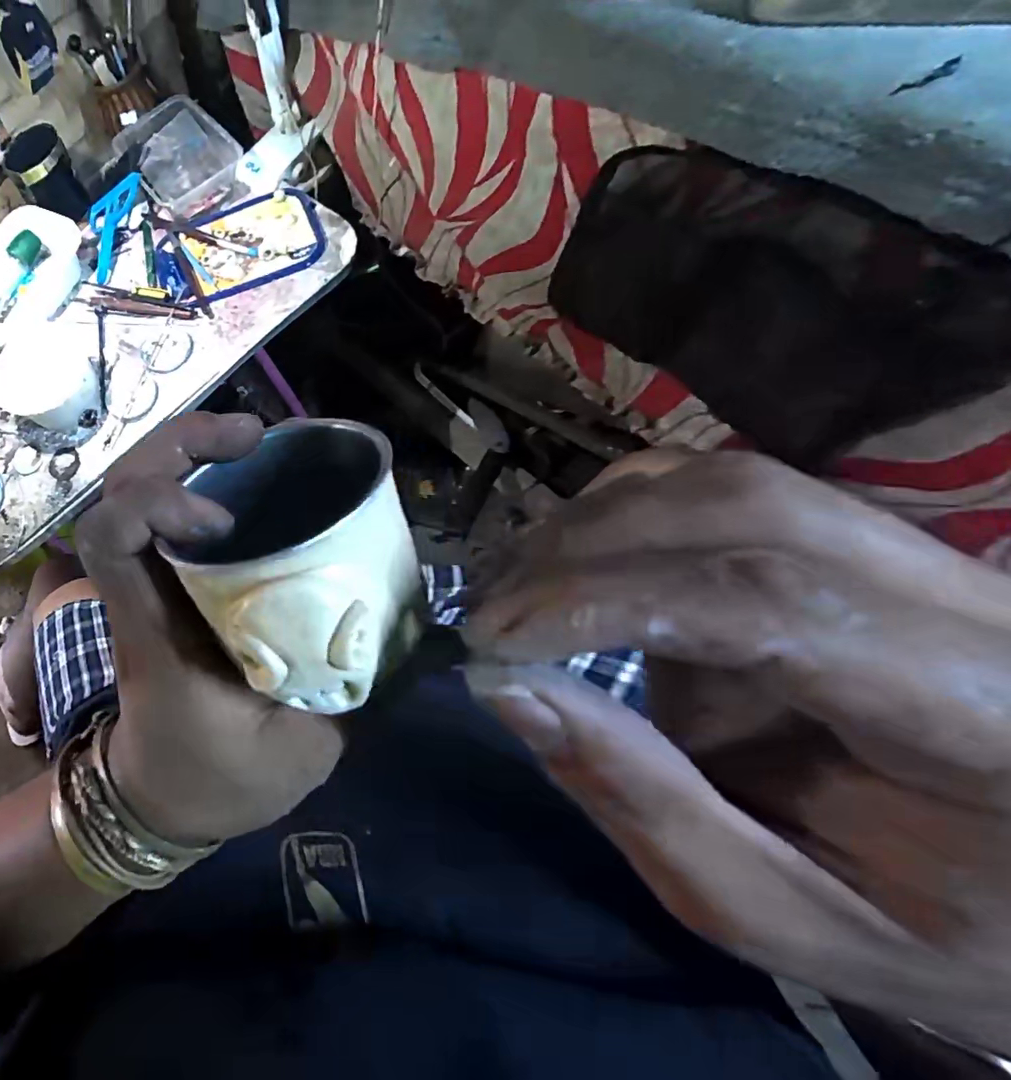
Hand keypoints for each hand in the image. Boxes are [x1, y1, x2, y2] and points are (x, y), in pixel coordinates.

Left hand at [74, 413, 344, 845]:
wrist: (159, 795)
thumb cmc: (217, 777)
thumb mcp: (300, 748)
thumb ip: (355, 688)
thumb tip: (415, 624)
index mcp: (155, 631)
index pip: (108, 540)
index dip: (151, 504)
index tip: (219, 521)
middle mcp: (139, 593)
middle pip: (118, 491)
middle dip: (175, 445)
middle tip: (253, 437)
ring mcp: (145, 585)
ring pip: (133, 490)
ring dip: (184, 450)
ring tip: (255, 440)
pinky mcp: (161, 585)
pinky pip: (161, 513)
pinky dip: (197, 479)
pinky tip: (251, 478)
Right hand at [464, 450, 1010, 1053]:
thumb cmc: (918, 927)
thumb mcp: (769, 911)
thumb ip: (637, 799)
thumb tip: (500, 684)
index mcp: (997, 718)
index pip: (768, 600)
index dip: (598, 603)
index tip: (490, 643)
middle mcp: (981, 607)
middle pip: (738, 508)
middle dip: (575, 554)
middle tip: (488, 621)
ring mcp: (927, 560)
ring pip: (720, 483)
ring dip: (586, 531)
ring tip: (518, 600)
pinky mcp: (865, 544)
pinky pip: (715, 488)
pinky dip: (615, 518)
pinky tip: (572, 573)